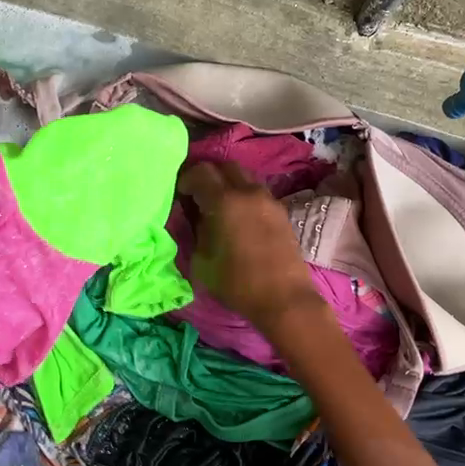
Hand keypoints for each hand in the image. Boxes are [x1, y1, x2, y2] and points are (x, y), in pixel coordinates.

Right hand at [177, 161, 321, 328]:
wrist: (285, 299)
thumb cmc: (238, 284)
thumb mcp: (202, 261)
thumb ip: (194, 232)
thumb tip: (194, 218)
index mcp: (224, 201)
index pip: (200, 171)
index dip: (186, 179)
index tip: (180, 196)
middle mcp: (248, 192)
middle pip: (224, 166)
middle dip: (207, 175)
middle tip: (197, 196)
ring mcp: (268, 199)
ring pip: (243, 176)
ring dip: (227, 183)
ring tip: (217, 206)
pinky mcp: (281, 211)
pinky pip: (256, 191)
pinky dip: (243, 195)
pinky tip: (238, 217)